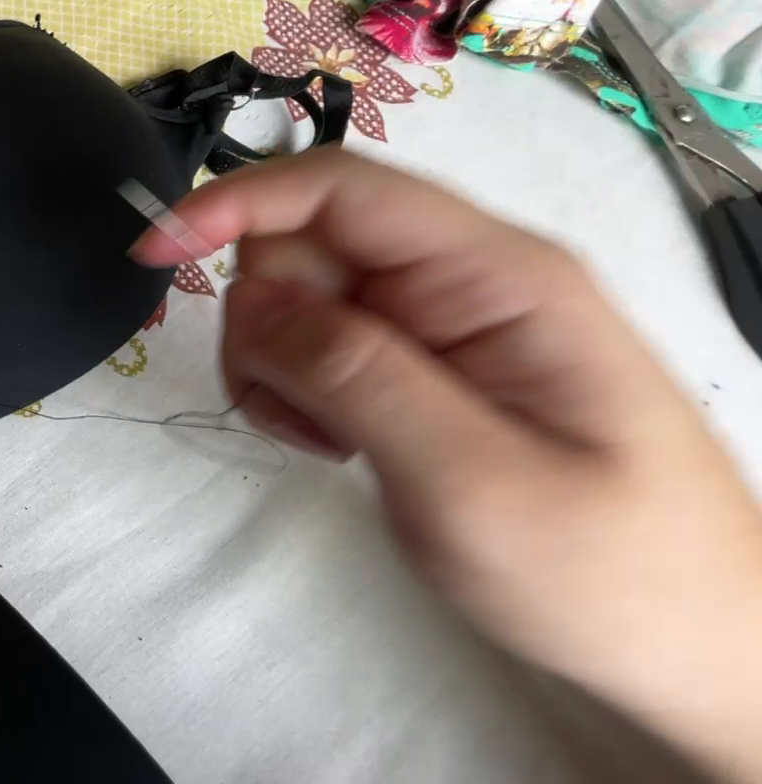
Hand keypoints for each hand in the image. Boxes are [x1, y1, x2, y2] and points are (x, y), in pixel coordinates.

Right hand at [133, 148, 761, 782]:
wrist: (677, 644)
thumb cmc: (608, 571)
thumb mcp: (477, 482)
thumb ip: (361, 378)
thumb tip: (256, 307)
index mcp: (496, 274)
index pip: (338, 189)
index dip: (234, 201)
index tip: (155, 252)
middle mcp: (453, 276)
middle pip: (295, 244)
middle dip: (263, 320)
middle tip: (298, 405)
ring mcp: (424, 315)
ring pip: (283, 294)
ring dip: (270, 363)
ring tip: (322, 435)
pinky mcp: (399, 355)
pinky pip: (296, 340)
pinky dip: (282, 386)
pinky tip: (327, 436)